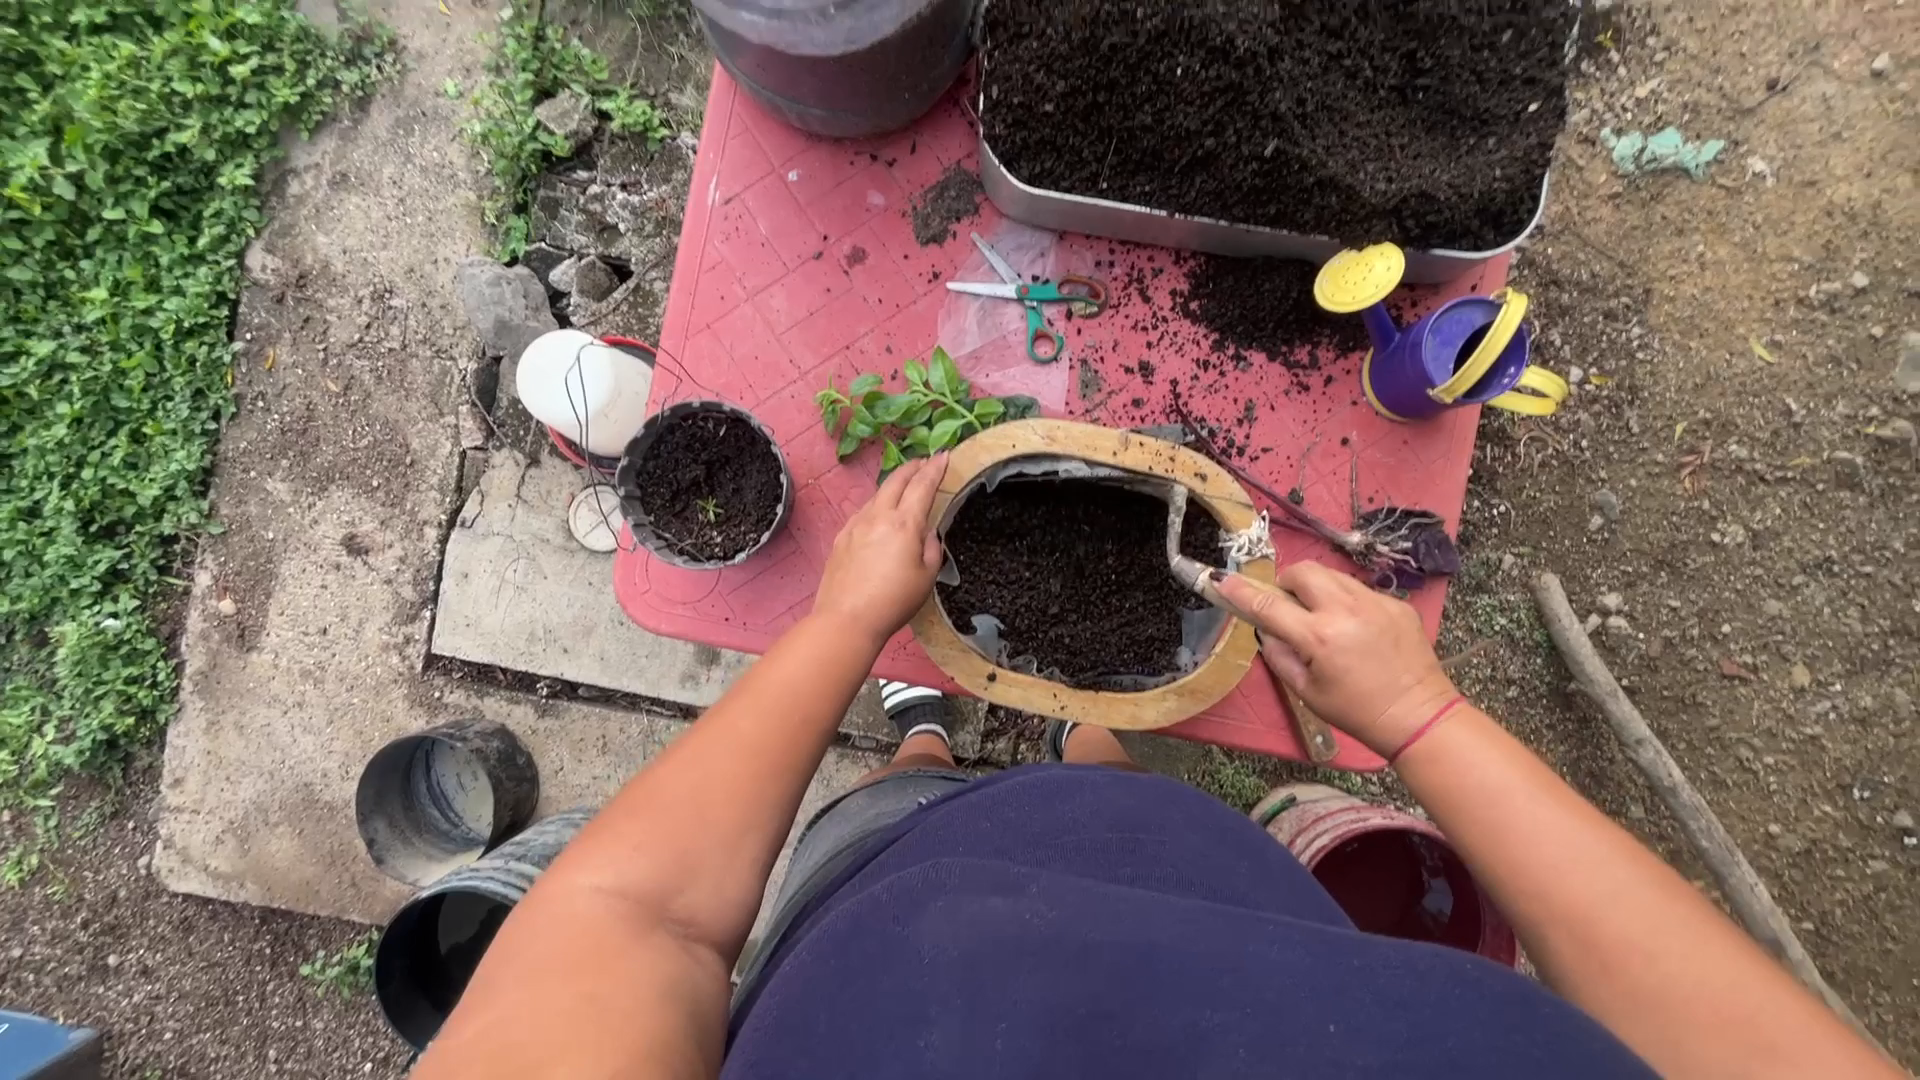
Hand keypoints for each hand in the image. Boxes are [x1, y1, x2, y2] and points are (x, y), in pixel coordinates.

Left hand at [812, 454, 948, 647]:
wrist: (846, 619)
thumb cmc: (893, 602)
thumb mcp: (926, 577)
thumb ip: (931, 548)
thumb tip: (927, 533)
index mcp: (904, 524)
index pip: (923, 485)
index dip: (935, 468)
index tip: (944, 455)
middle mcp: (878, 516)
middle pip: (896, 480)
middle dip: (913, 467)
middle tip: (925, 462)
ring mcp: (856, 525)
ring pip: (878, 494)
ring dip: (894, 485)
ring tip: (904, 486)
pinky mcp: (842, 537)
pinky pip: (863, 511)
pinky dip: (877, 504)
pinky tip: (880, 514)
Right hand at [1216, 562, 1458, 756]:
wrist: (1420, 717)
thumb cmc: (1356, 711)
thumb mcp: (1306, 691)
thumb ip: (1279, 655)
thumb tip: (1268, 630)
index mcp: (1319, 637)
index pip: (1269, 605)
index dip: (1242, 592)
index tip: (1223, 581)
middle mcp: (1346, 610)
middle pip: (1304, 571)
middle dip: (1288, 583)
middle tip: (1289, 605)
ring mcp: (1376, 603)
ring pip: (1332, 575)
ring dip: (1317, 589)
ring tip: (1323, 617)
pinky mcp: (1397, 604)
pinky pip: (1359, 590)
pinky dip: (1347, 601)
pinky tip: (1356, 629)